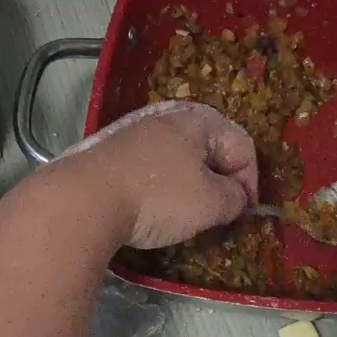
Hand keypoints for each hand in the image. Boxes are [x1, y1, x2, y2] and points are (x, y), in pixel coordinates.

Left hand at [38, 101, 258, 248]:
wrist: (84, 200)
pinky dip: (161, 190)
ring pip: (178, 161)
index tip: (245, 214)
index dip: (252, 183)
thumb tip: (238, 198)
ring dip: (190, 188)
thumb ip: (234, 198)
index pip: (243, 147)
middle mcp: (168, 119)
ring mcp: (136, 135)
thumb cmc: (157, 198)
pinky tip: (153, 210)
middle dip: (220, 184)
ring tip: (187, 217)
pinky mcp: (113, 156)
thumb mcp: (209, 203)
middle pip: (209, 151)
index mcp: (199, 121)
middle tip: (219, 215)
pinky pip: (151, 171)